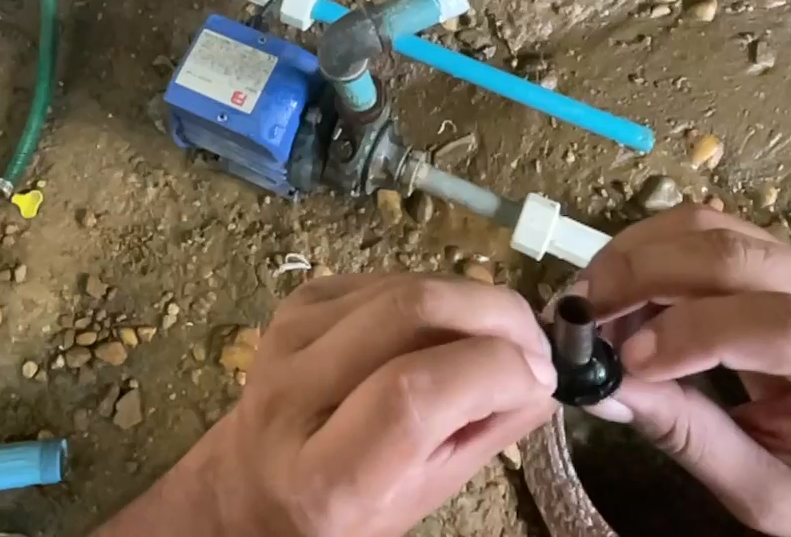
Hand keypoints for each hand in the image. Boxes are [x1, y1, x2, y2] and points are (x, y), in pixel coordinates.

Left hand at [97, 274, 558, 536]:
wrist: (248, 479)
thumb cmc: (341, 512)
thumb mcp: (417, 500)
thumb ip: (480, 436)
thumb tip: (543, 376)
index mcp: (323, 475)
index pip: (410, 396)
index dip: (488, 369)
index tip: (542, 374)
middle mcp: (294, 389)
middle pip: (407, 313)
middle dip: (491, 311)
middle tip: (536, 338)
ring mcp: (290, 332)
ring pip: (402, 284)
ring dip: (470, 297)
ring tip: (504, 331)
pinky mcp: (298, 298)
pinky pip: (385, 278)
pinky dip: (435, 293)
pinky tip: (450, 324)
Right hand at [578, 206, 790, 536]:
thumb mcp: (768, 498)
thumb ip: (689, 436)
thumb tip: (599, 382)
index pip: (790, 328)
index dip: (696, 331)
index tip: (625, 360)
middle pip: (742, 258)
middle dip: (645, 275)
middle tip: (579, 309)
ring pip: (716, 229)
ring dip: (638, 256)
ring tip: (592, 300)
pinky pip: (711, 230)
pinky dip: (651, 252)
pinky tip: (621, 289)